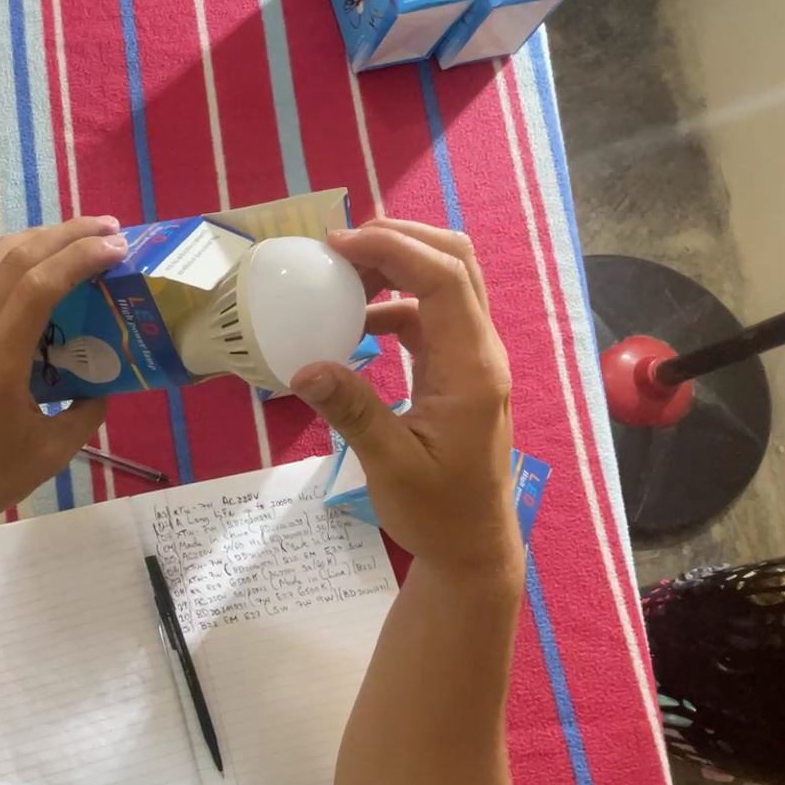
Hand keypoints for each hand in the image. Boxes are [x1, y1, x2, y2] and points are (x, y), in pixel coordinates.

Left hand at [0, 215, 128, 547]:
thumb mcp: (54, 451)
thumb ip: (87, 409)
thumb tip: (104, 379)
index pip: (36, 287)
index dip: (79, 257)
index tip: (117, 247)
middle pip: (11, 261)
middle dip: (63, 235)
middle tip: (107, 229)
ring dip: (31, 240)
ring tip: (72, 238)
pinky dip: (5, 262)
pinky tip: (31, 266)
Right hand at [289, 219, 520, 578]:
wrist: (471, 543)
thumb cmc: (436, 510)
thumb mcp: (389, 464)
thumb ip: (351, 411)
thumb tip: (304, 369)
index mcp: (471, 369)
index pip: (442, 281)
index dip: (393, 251)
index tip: (337, 247)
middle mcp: (479, 353)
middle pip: (455, 265)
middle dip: (401, 241)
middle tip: (340, 246)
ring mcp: (471, 361)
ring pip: (445, 286)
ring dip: (397, 268)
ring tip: (341, 273)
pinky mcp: (456, 374)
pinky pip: (429, 320)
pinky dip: (393, 306)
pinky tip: (356, 323)